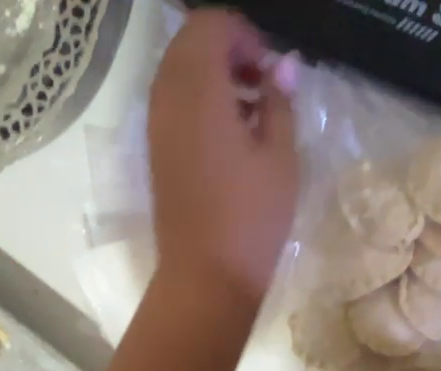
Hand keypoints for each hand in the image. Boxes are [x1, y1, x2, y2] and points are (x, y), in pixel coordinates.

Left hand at [147, 11, 298, 308]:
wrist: (207, 274)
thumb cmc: (252, 218)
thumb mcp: (281, 158)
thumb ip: (280, 103)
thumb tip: (284, 65)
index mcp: (200, 89)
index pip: (211, 25)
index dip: (245, 36)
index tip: (272, 72)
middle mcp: (168, 95)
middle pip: (190, 42)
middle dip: (228, 51)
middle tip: (264, 88)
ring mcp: (156, 121)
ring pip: (178, 70)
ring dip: (214, 76)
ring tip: (252, 115)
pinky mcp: (156, 147)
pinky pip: (172, 100)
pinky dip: (200, 100)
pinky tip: (231, 137)